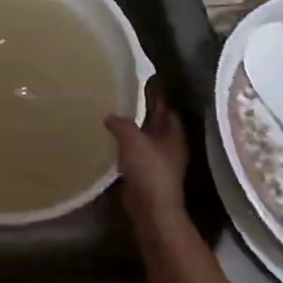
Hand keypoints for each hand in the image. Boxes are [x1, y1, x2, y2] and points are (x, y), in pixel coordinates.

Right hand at [106, 76, 187, 221]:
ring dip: (135, 122)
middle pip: (157, 117)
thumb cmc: (149, 170)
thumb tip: (109, 116)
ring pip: (146, 133)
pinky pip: (136, 148)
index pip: (165, 103)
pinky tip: (112, 136)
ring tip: (118, 107)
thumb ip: (121, 123)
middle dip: (147, 104)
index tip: (149, 73)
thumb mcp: (133, 139)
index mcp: (172, 131)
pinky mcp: (146, 171)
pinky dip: (127, 140)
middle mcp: (168, 142)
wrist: (151, 210)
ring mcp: (158, 158)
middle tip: (132, 86)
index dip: (158, 89)